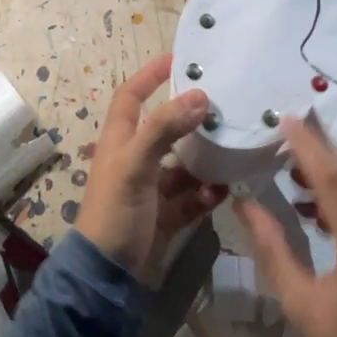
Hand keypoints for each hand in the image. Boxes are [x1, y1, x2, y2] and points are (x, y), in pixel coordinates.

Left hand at [77, 54, 228, 276]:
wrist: (107, 278)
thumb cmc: (114, 212)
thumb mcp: (135, 165)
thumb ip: (164, 128)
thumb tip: (199, 95)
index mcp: (119, 140)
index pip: (132, 95)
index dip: (149, 75)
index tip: (177, 58)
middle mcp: (135, 158)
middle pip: (165, 128)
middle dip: (191, 119)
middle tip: (222, 108)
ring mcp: (151, 188)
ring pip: (183, 164)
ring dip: (205, 160)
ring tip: (229, 153)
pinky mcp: (165, 215)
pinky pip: (191, 196)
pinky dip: (206, 193)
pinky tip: (221, 192)